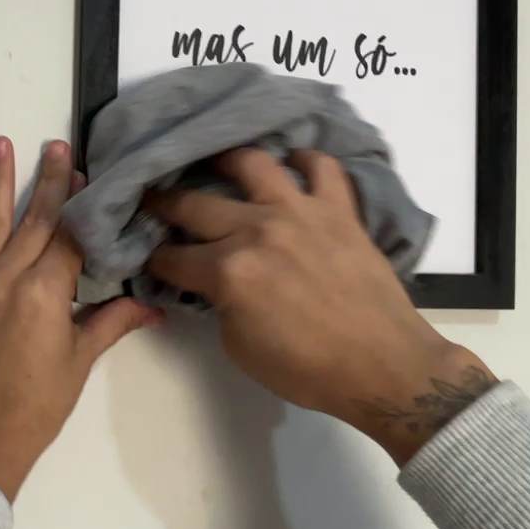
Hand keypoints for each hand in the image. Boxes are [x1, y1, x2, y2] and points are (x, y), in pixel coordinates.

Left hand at [0, 137, 161, 500]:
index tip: (91, 176)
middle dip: (49, 180)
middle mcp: (9, 277)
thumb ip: (112, 323)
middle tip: (56, 144)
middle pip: (35, 220)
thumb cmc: (37, 405)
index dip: (84, 207)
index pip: (72, 238)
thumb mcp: (80, 362)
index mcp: (46, 292)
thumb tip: (154, 309)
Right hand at [143, 148, 494, 464]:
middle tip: (152, 201)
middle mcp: (257, 230)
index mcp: (228, 271)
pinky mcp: (338, 210)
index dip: (153, 259)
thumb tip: (212, 282)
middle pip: (194, 204)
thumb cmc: (306, 369)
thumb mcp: (238, 346)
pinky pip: (321, 167)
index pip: (172, 258)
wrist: (383, 367)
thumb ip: (218, 303)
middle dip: (164, 204)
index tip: (146, 255)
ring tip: (215, 162)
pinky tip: (292, 164)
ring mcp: (300, 213)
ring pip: (252, 164)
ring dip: (225, 160)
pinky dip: (305, 160)